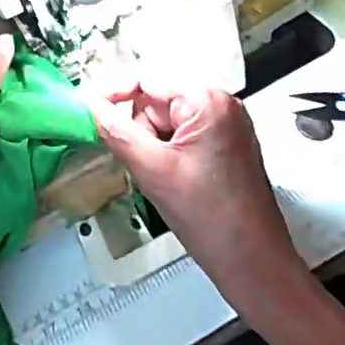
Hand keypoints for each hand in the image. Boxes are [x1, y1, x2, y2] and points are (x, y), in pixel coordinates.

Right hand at [92, 80, 310, 318]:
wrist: (255, 263)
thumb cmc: (215, 221)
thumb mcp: (153, 172)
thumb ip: (117, 133)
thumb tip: (92, 107)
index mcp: (207, 100)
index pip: (146, 80)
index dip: (114, 94)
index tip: (88, 109)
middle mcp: (221, 103)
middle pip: (156, 101)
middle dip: (141, 132)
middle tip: (148, 167)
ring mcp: (225, 124)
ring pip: (166, 121)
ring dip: (154, 146)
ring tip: (167, 181)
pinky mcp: (225, 143)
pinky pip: (182, 135)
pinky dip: (168, 154)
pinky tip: (176, 181)